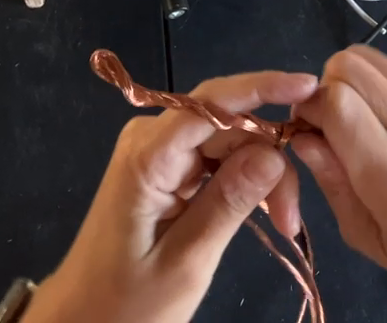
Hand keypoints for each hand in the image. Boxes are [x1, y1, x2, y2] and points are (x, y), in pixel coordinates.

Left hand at [23, 69, 318, 322]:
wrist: (78, 322)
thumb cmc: (125, 305)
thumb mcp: (185, 263)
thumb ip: (229, 202)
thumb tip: (274, 151)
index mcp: (148, 154)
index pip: (212, 102)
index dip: (261, 88)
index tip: (308, 86)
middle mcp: (152, 138)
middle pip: (227, 123)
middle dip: (269, 158)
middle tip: (293, 218)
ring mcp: (158, 150)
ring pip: (228, 140)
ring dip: (261, 173)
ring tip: (283, 223)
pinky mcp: (166, 167)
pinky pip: (216, 157)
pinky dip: (244, 180)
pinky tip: (264, 209)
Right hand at [290, 45, 386, 304]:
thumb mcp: (369, 238)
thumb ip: (331, 182)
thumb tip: (301, 134)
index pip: (338, 106)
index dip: (312, 109)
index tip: (309, 128)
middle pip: (346, 69)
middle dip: (325, 88)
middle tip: (331, 120)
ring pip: (364, 57)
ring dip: (348, 80)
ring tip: (359, 114)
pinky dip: (375, 79)